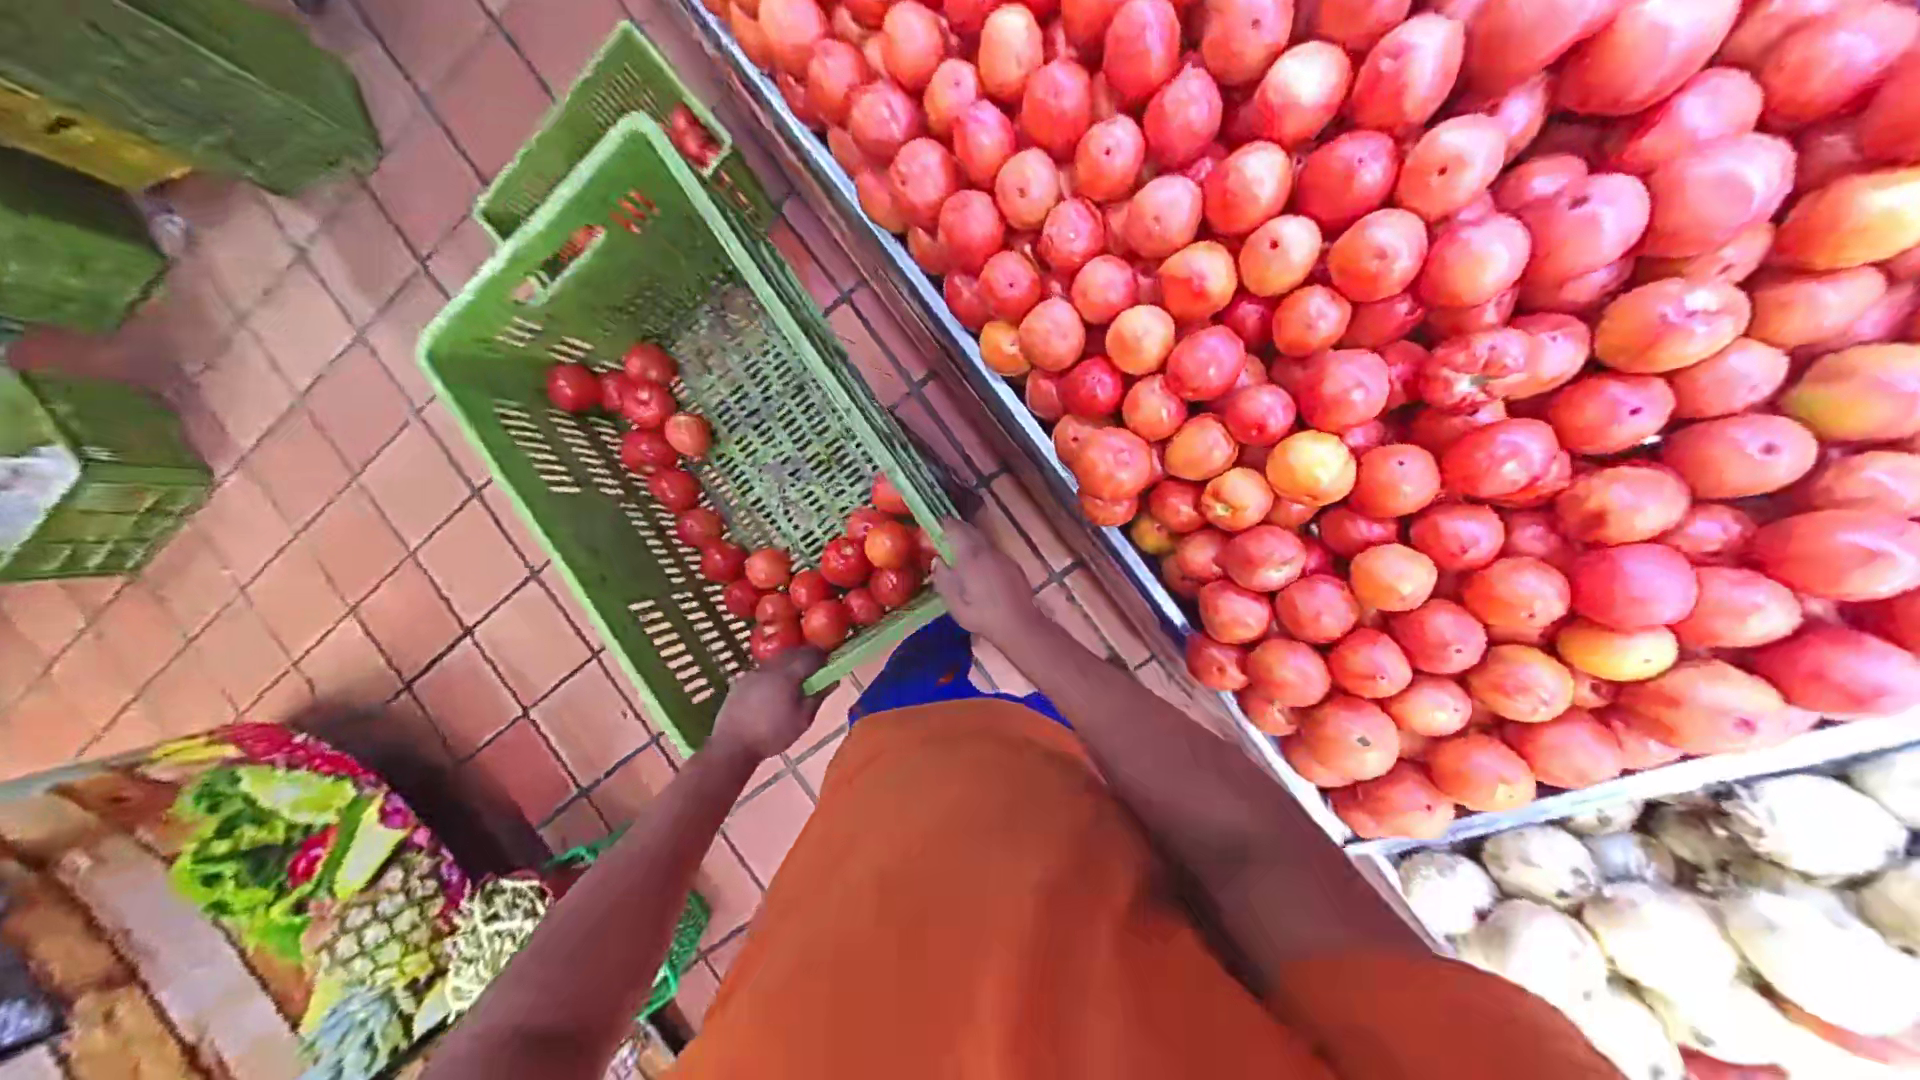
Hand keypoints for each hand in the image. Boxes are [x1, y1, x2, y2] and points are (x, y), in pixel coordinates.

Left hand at [708, 648, 831, 762]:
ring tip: (794, 681)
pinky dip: (772, 675)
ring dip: (788, 665)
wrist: (732, 746)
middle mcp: (769, 668)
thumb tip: (833, 680)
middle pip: (792, 654)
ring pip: (776, 661)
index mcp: (787, 675)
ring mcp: (752, 673)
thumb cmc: (772, 735)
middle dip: (806, 657)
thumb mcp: (802, 720)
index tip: (829, 663)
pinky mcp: (740, 682)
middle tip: (815, 670)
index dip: (822, 657)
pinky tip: (772, 691)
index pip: (810, 656)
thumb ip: (818, 696)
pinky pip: (762, 672)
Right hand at [931, 518, 1043, 645]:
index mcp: (970, 556)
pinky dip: (983, 552)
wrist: (1019, 624)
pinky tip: (980, 568)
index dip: (945, 525)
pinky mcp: (1013, 565)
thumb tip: (937, 561)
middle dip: (958, 529)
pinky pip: (993, 551)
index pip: (956, 529)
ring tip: (961, 551)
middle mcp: (987, 550)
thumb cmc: (982, 616)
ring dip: (971, 540)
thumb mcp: (954, 603)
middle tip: (947, 535)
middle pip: (971, 530)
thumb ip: (943, 579)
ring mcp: (1003, 556)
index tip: (937, 526)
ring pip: (984, 540)